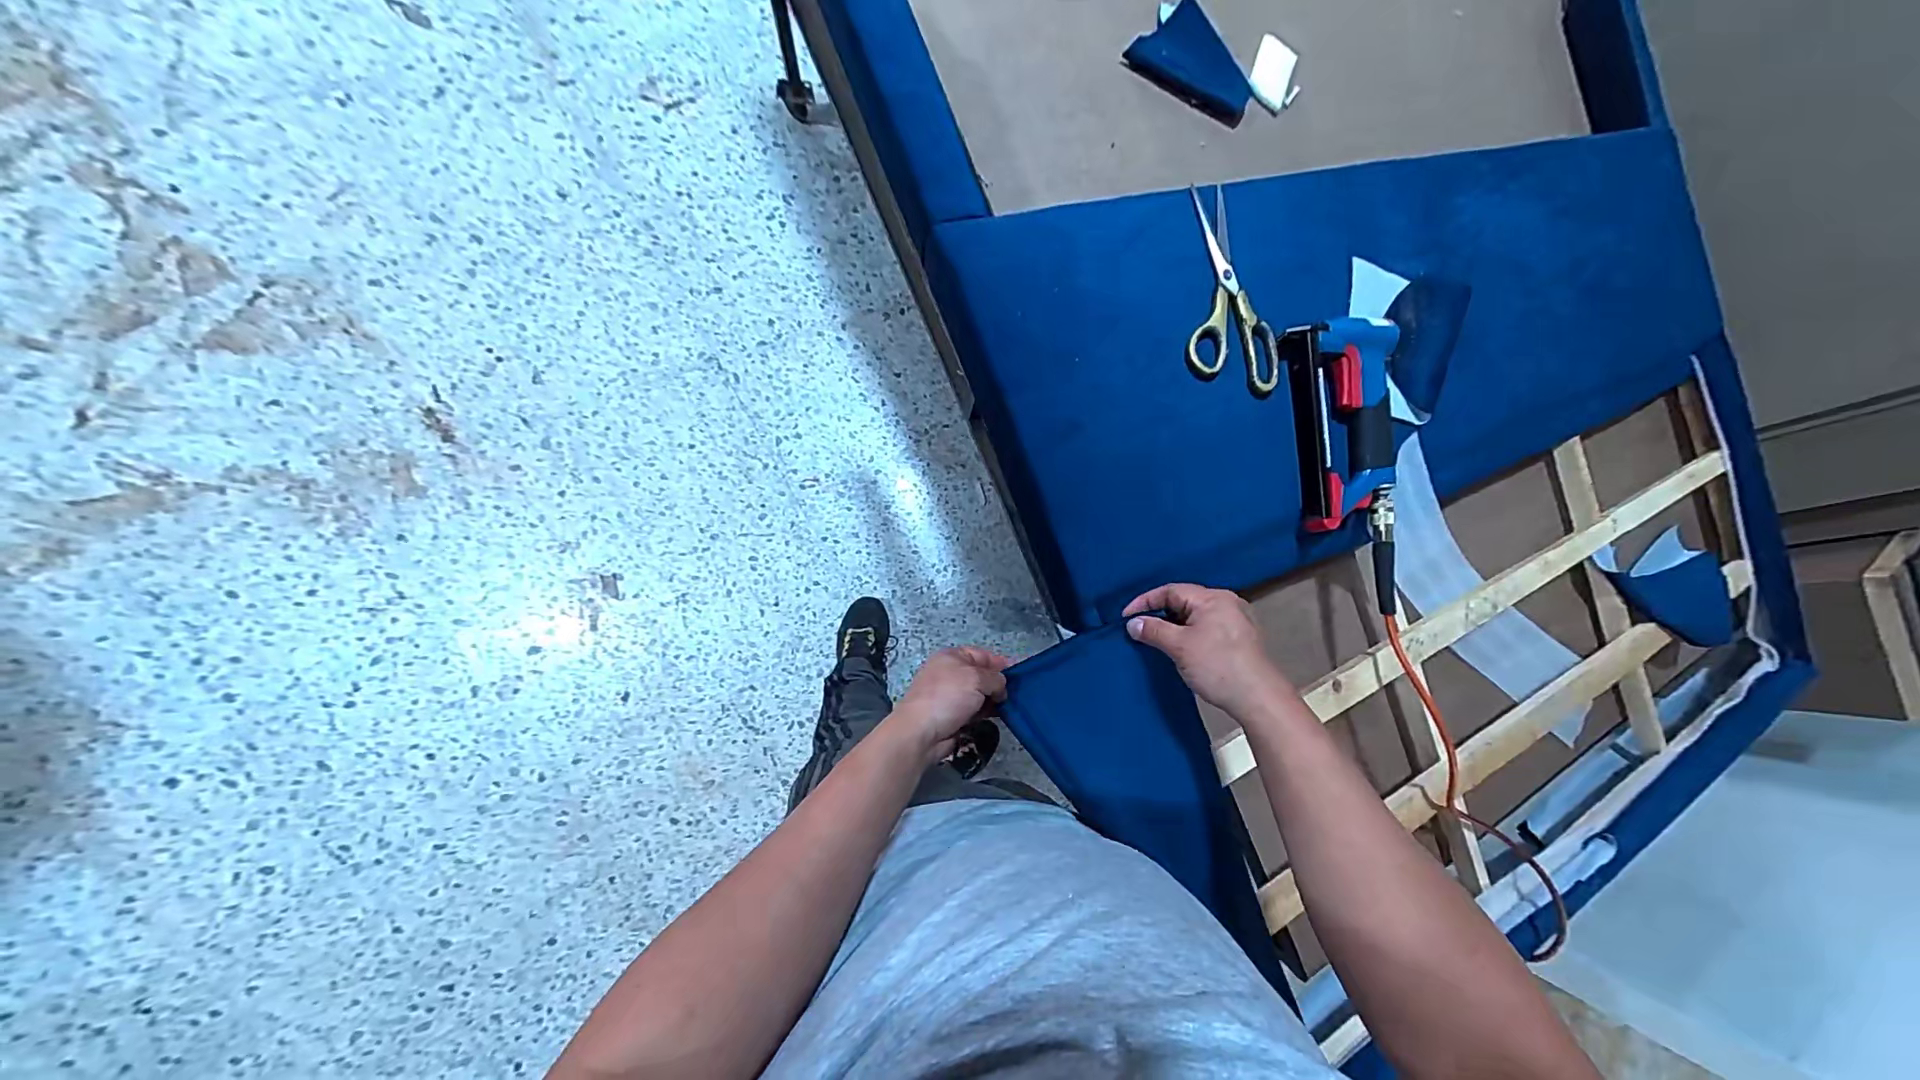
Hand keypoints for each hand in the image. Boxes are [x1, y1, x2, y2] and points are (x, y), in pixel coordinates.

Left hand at [887, 646, 1012, 760]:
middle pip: (982, 675)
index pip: (983, 655)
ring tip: (1009, 706)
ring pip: (980, 694)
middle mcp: (951, 673)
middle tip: (1016, 694)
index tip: (1019, 675)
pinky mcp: (953, 715)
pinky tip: (996, 717)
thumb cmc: (948, 697)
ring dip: (993, 700)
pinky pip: (975, 710)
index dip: (1001, 663)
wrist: (921, 732)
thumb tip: (1001, 687)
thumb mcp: (976, 678)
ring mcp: (951, 696)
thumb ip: (995, 678)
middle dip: (998, 684)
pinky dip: (985, 713)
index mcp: (952, 657)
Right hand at [1124, 583, 1292, 715]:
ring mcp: (1235, 621)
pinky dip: (1188, 634)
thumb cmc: (1220, 667)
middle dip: (1159, 614)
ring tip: (1156, 640)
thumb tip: (1133, 623)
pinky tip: (1179, 649)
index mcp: (1213, 598)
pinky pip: (1205, 628)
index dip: (1145, 602)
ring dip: (1173, 626)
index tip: (1127, 616)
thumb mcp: (1179, 646)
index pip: (1170, 591)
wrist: (1258, 698)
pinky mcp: (1238, 639)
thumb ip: (1153, 630)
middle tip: (1139, 629)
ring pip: (1194, 616)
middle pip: (1183, 601)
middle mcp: (1226, 603)